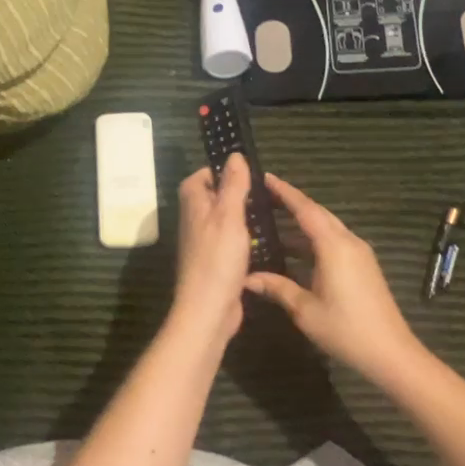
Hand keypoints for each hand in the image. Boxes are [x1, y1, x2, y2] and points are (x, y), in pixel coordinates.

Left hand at [170, 154, 253, 345]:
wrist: (208, 310)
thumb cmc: (217, 259)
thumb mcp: (229, 215)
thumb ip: (232, 185)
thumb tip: (234, 155)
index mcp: (193, 204)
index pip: (202, 176)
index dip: (221, 171)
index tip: (248, 173)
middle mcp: (195, 221)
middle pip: (215, 197)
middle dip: (238, 193)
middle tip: (265, 195)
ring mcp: (204, 243)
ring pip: (225, 220)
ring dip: (245, 218)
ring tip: (271, 215)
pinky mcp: (216, 262)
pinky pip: (231, 242)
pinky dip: (246, 240)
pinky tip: (266, 242)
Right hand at [244, 174, 424, 381]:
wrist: (390, 352)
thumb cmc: (345, 329)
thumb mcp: (305, 310)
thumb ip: (277, 288)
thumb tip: (246, 278)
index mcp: (334, 246)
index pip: (305, 209)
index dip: (284, 192)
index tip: (264, 178)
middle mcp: (348, 242)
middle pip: (317, 214)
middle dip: (291, 204)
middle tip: (262, 198)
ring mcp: (358, 254)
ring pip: (326, 229)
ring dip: (300, 225)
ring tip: (271, 223)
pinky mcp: (362, 267)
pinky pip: (333, 243)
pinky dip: (311, 241)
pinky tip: (292, 252)